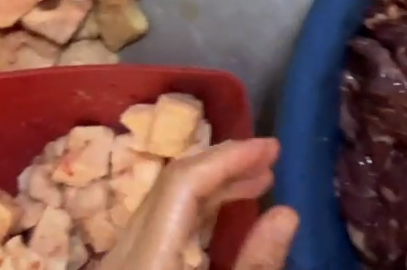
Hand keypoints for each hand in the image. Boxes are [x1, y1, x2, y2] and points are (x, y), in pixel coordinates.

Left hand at [100, 139, 296, 269]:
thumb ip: (255, 266)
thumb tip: (287, 212)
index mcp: (144, 260)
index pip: (183, 183)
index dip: (228, 157)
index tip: (271, 148)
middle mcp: (123, 253)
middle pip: (170, 185)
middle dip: (223, 164)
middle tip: (271, 158)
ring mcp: (119, 263)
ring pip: (162, 203)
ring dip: (212, 186)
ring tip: (258, 181)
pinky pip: (158, 225)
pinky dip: (194, 211)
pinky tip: (224, 213)